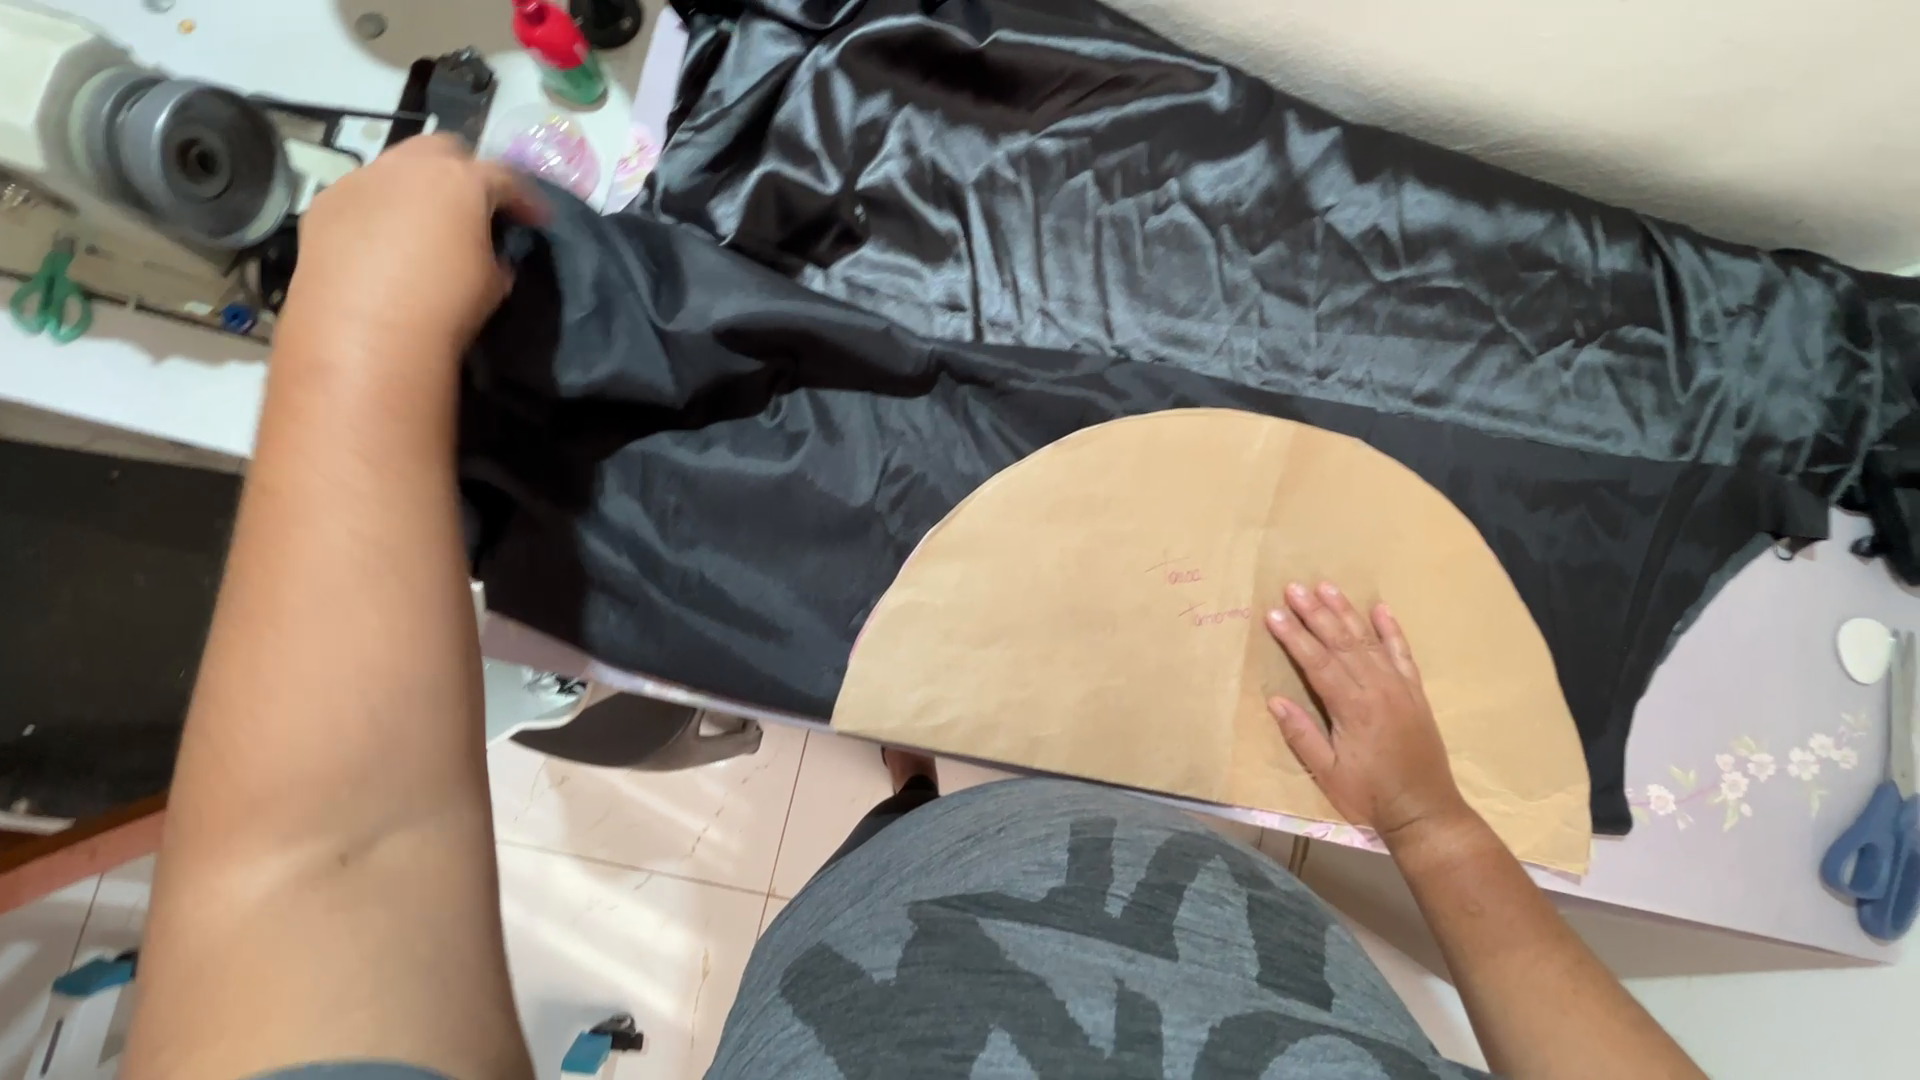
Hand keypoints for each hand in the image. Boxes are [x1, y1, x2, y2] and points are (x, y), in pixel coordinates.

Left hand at [278, 134, 544, 365]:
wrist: (367, 328)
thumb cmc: (448, 302)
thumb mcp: (495, 280)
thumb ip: (496, 252)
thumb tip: (490, 250)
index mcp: (461, 181)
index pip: (506, 177)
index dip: (527, 199)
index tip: (538, 220)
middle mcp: (408, 166)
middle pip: (445, 150)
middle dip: (468, 172)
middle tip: (480, 208)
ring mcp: (360, 179)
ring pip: (399, 168)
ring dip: (422, 189)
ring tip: (430, 226)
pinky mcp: (326, 203)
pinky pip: (365, 195)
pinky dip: (384, 210)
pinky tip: (388, 244)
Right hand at [1265, 581, 1472, 843]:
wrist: (1426, 812)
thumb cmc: (1370, 796)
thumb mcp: (1327, 773)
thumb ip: (1302, 735)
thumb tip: (1275, 700)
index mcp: (1353, 709)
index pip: (1317, 663)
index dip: (1294, 637)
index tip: (1273, 614)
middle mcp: (1378, 690)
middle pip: (1342, 643)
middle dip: (1315, 613)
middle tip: (1294, 587)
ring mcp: (1400, 689)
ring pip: (1368, 642)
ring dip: (1346, 612)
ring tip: (1326, 587)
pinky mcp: (1415, 694)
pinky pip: (1403, 654)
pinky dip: (1392, 631)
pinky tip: (1380, 609)